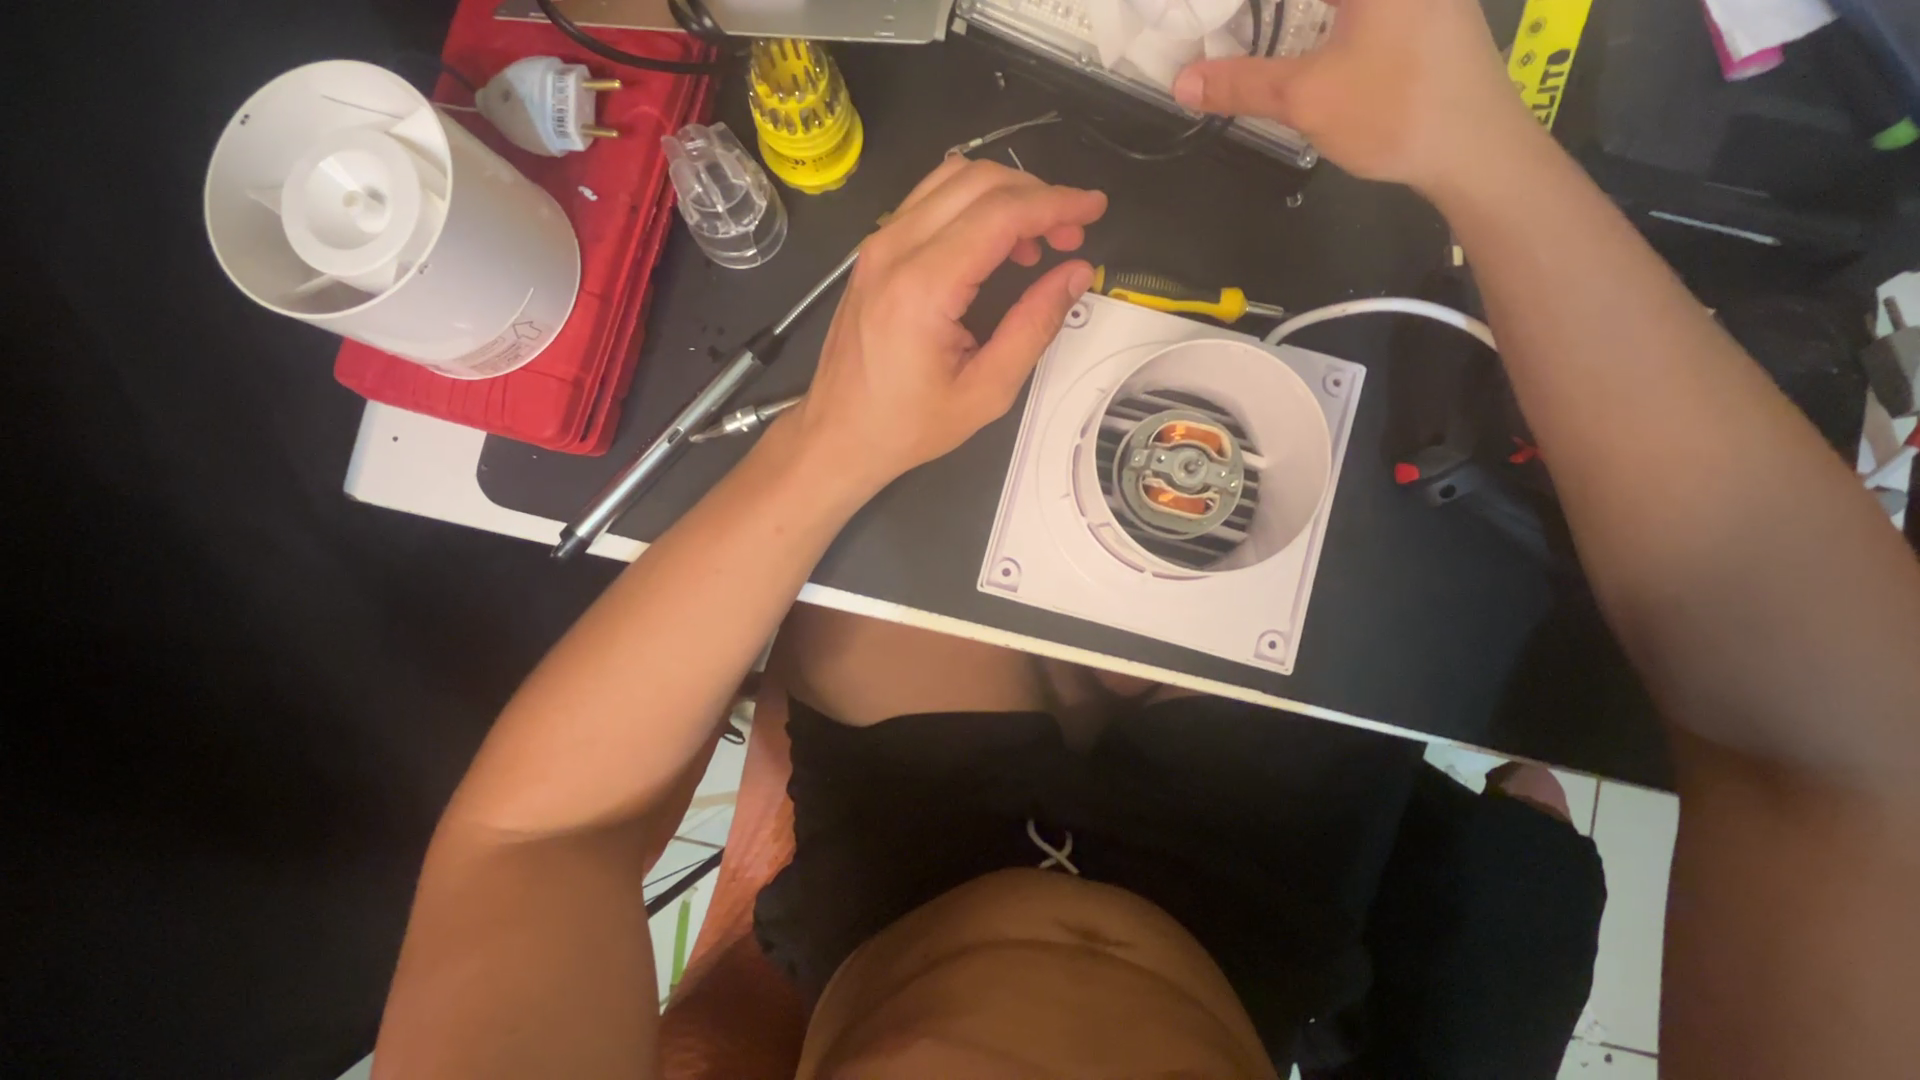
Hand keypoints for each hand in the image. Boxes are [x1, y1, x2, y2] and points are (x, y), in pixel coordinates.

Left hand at [784, 159, 1107, 497]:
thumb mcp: (985, 391)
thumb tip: (1075, 274)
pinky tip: (998, 242)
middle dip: (1038, 195)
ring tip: (1039, 238)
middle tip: (1072, 231)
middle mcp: (894, 250)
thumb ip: (1034, 326)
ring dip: (1006, 194)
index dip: (1056, 203)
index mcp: (922, 288)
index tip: (1094, 208)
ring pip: (952, 179)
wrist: (838, 433)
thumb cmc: (906, 425)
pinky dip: (974, 204)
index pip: (1001, 214)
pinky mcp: (874, 250)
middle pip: (979, 182)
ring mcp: (877, 244)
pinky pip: (930, 200)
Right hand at [1172, 0, 1546, 195]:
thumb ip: (1240, 84)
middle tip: (1222, 23)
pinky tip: (1298, 30)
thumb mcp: (1306, 98)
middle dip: (1263, 11)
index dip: (1237, 4)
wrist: (1477, 146)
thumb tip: (1182, 82)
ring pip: (1331, 1)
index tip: (1207, 15)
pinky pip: (1356, 4)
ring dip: (1292, 14)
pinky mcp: (1422, 6)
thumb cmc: (1393, 110)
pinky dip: (1317, 13)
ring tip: (1245, 27)